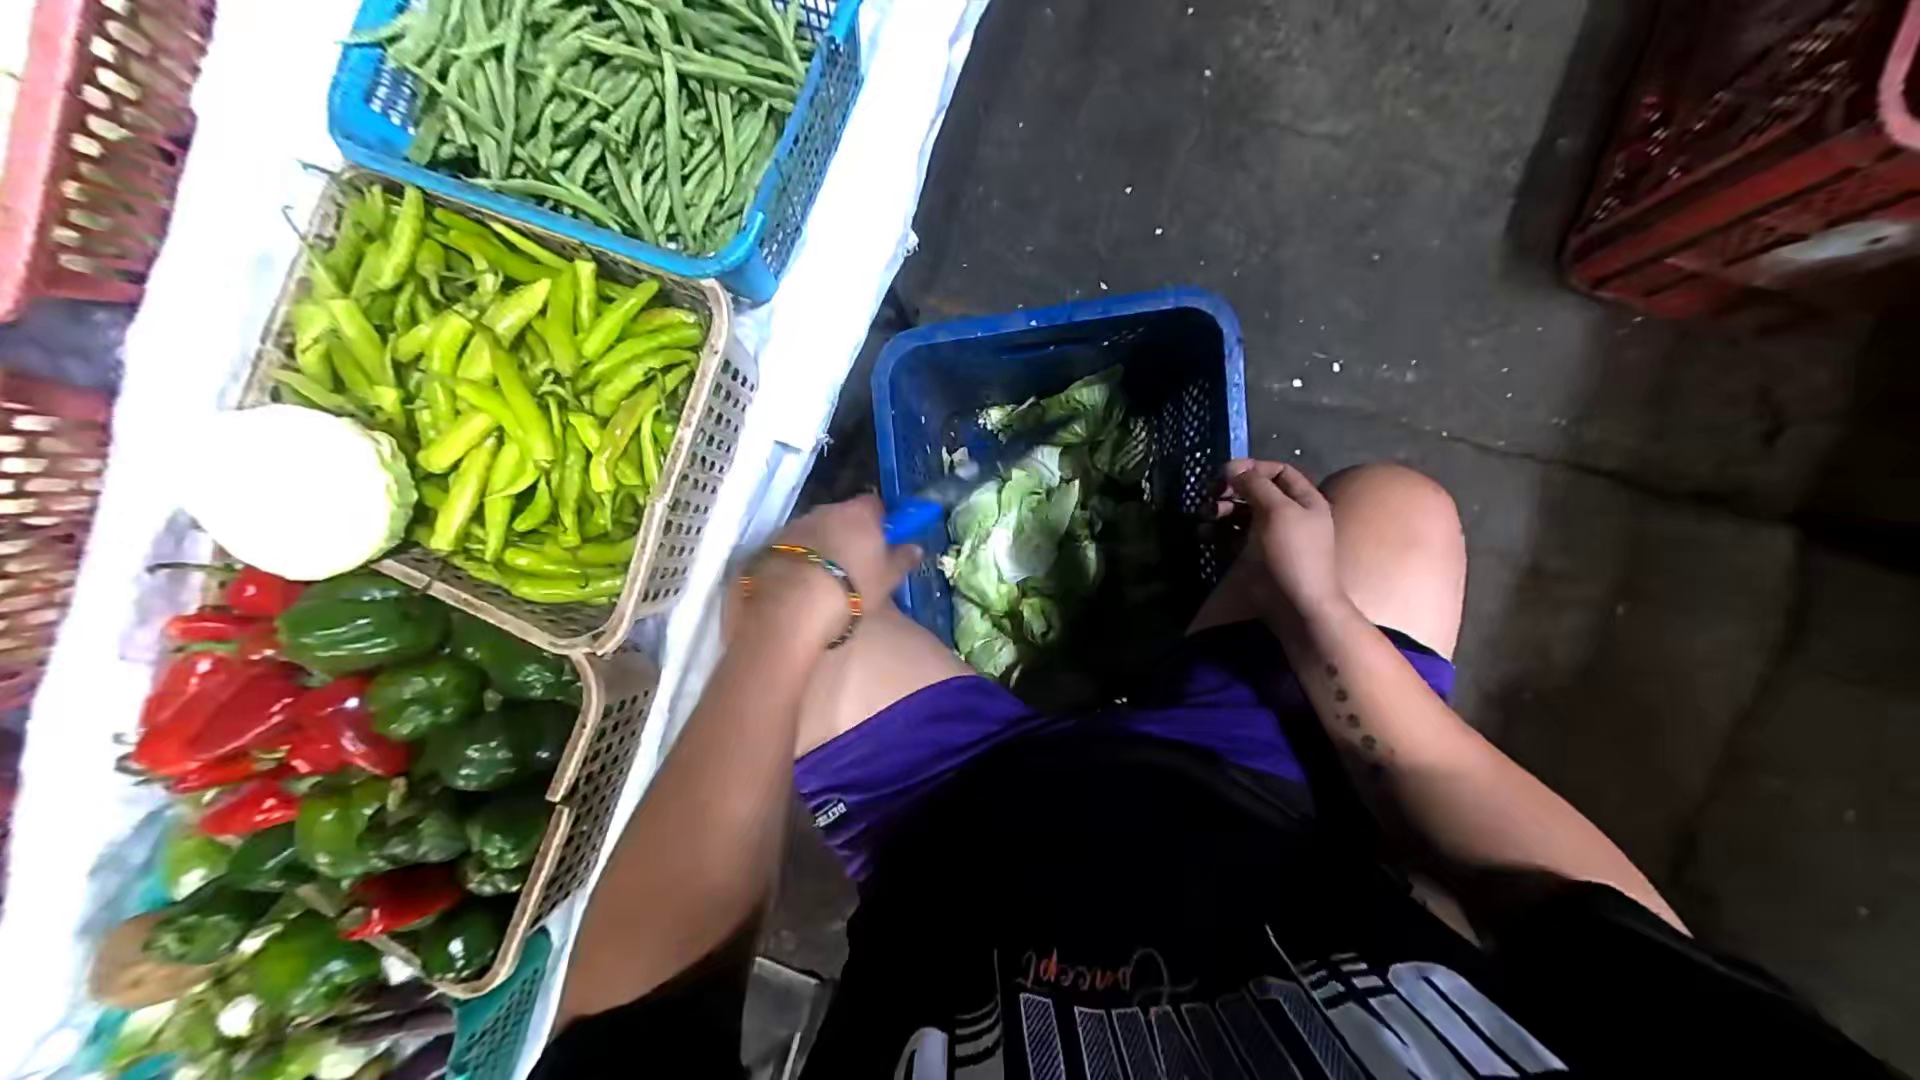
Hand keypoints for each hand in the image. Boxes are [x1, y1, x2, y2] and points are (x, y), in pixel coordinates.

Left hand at [736, 495, 924, 649]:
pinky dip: (802, 558)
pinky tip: (806, 583)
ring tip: (830, 578)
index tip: (886, 540)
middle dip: (851, 533)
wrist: (792, 606)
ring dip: (824, 546)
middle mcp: (826, 510)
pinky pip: (795, 546)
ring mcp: (796, 525)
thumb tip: (915, 548)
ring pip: (817, 530)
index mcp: (859, 513)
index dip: (882, 520)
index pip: (875, 504)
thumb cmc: (851, 588)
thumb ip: (902, 559)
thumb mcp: (887, 579)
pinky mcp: (771, 543)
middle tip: (859, 563)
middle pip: (844, 515)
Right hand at [1220, 459, 1344, 616]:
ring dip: (1220, 509)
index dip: (1253, 467)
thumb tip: (1234, 470)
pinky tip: (1204, 533)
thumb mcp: (1278, 511)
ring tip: (1206, 514)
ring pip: (1240, 513)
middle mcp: (1287, 515)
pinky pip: (1230, 536)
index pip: (1279, 472)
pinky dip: (1216, 531)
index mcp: (1304, 500)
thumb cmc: (1292, 552)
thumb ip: (1256, 485)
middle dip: (1231, 488)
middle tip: (1211, 491)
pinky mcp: (1251, 555)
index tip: (1227, 471)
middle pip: (1255, 491)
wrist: (1295, 603)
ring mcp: (1268, 536)